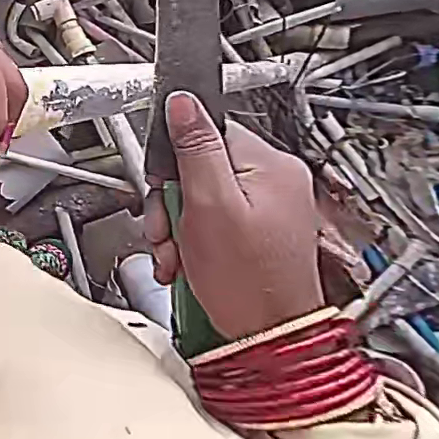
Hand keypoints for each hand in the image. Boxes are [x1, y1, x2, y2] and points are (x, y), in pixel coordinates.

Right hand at [143, 91, 323, 339]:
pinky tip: (184, 255)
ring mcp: (263, 206)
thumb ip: (195, 147)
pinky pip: (203, 214)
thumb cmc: (245, 278)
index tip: (165, 185)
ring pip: (192, 192)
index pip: (204, 131)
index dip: (172, 159)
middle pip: (194, 164)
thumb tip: (184, 101)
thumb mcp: (208, 203)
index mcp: (270, 166)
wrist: (266, 337)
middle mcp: (273, 181)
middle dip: (169, 198)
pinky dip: (186, 234)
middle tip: (169, 224)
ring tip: (176, 248)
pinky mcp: (251, 227)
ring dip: (172, 221)